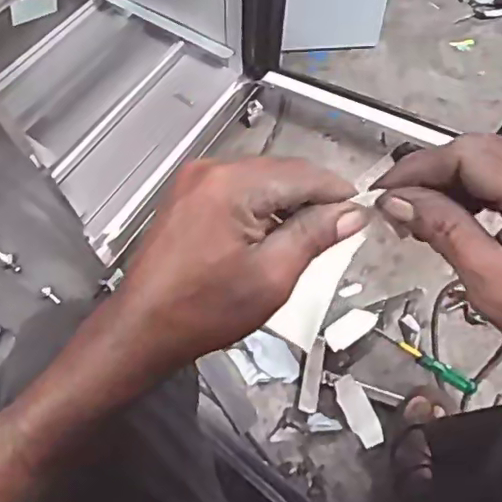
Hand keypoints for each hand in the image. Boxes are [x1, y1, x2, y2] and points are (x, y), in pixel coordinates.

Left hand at [110, 156, 364, 373]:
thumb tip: (349, 214)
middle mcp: (211, 172)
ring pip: (262, 180)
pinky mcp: (189, 195)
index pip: (303, 174)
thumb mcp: (272, 277)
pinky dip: (262, 207)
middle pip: (282, 172)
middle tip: (339, 228)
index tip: (358, 211)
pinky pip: (239, 190)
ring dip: (288, 203)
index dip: (337, 193)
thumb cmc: (199, 311)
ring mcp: (196, 181)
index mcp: (231, 185)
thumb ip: (314, 236)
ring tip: (306, 238)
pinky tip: (272, 235)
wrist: (142, 329)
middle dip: (313, 198)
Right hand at [375, 135, 501, 400]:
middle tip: (399, 209)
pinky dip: (486, 187)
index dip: (417, 170)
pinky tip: (465, 212)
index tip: (382, 193)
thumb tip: (397, 200)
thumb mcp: (495, 287)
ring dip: (457, 181)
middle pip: (483, 150)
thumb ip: (444, 231)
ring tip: (425, 215)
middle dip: (434, 175)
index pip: (468, 155)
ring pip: (499, 158)